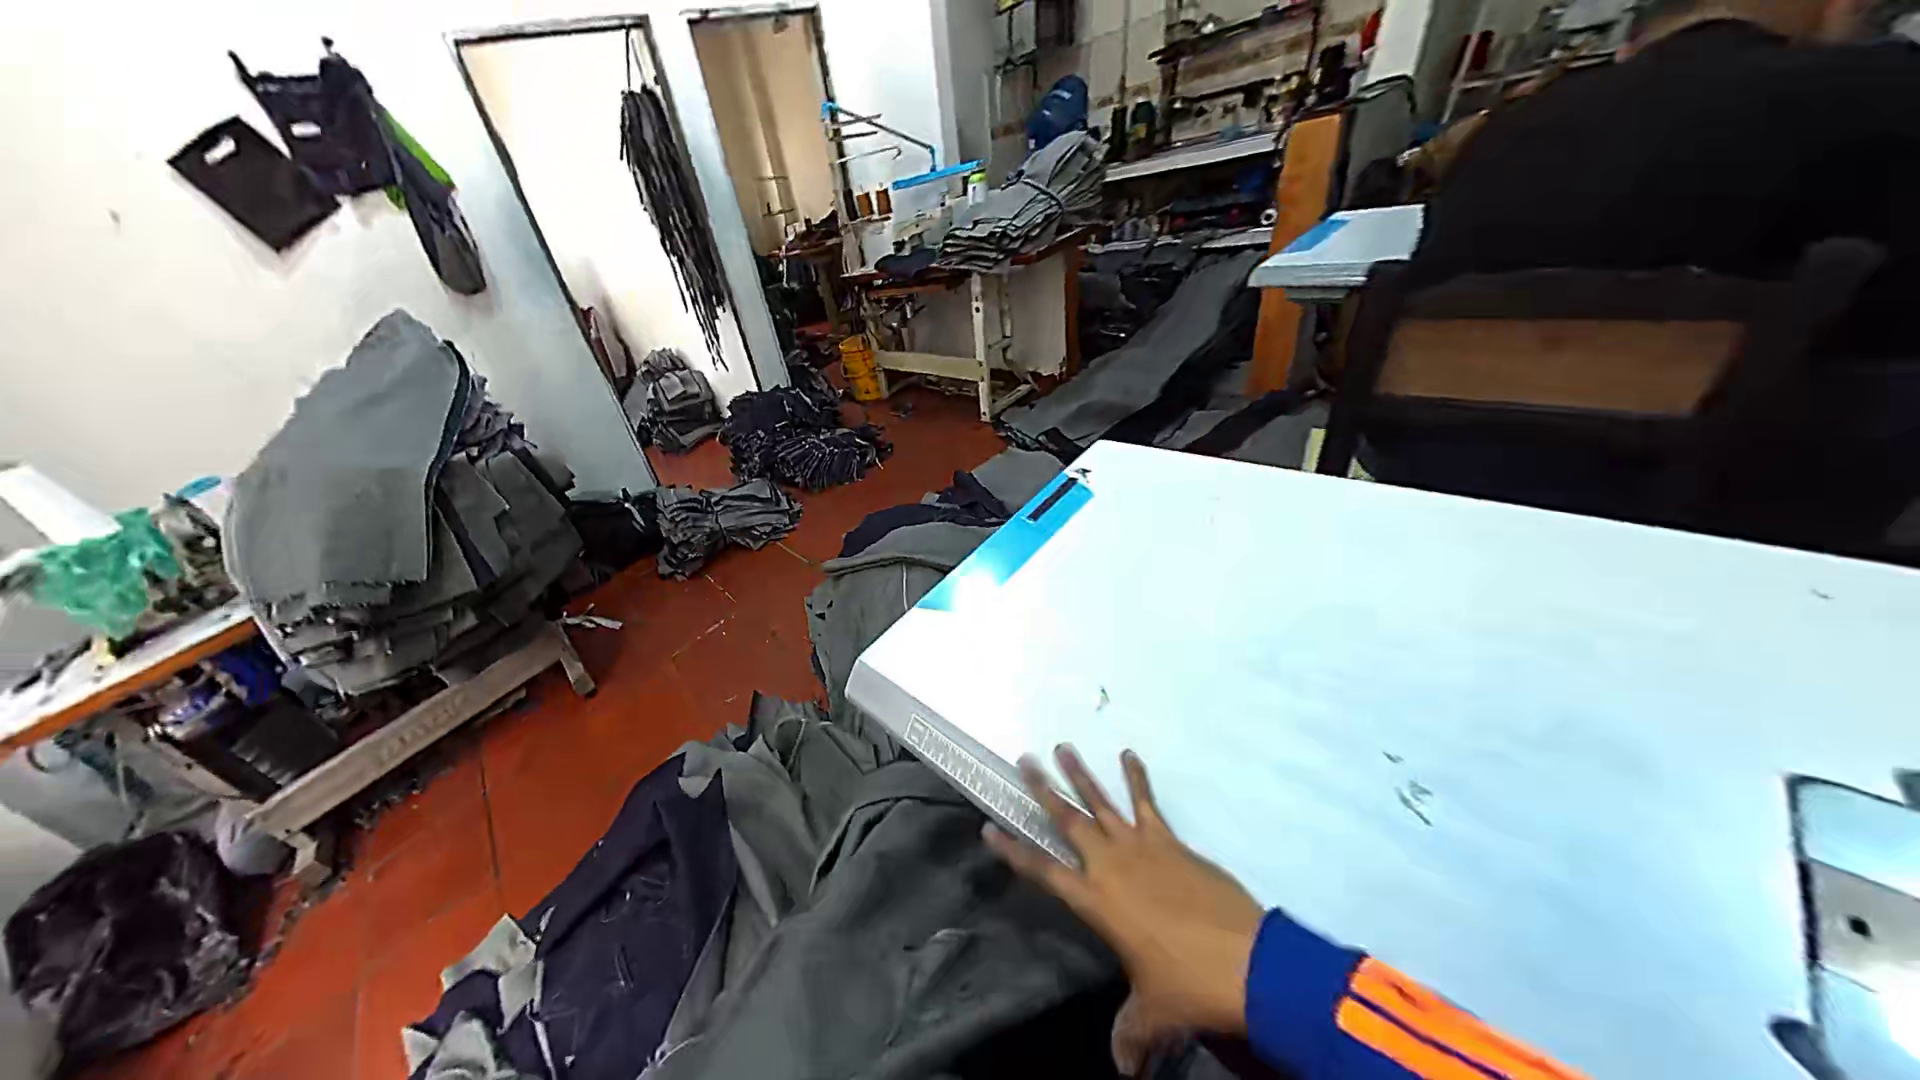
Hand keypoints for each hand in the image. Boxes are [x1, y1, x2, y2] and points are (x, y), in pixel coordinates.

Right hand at [985, 746, 1265, 1075]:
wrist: (1244, 961)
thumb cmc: (1187, 985)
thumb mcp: (1153, 1012)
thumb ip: (1131, 1033)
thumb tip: (1124, 1070)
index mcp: (1094, 901)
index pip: (1042, 871)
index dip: (1012, 850)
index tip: (988, 828)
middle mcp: (1108, 865)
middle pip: (1067, 820)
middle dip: (1042, 789)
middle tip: (1024, 759)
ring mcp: (1139, 846)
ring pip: (1100, 802)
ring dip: (1080, 773)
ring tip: (1063, 746)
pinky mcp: (1168, 839)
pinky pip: (1147, 802)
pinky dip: (1136, 777)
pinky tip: (1129, 754)